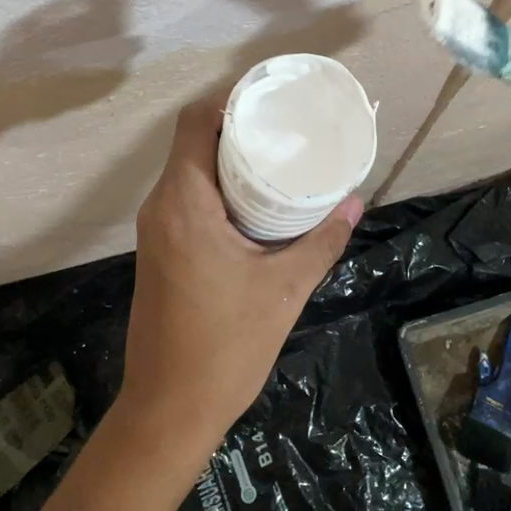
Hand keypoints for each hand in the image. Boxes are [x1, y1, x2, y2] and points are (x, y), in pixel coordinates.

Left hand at [119, 94, 363, 436]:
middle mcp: (161, 207)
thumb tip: (356, 202)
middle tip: (285, 129)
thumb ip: (321, 241)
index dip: (228, 101)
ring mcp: (154, 230)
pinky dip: (215, 188)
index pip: (194, 123)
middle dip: (236, 128)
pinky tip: (252, 203)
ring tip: (275, 159)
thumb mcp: (285, 290)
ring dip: (225, 160)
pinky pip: (184, 198)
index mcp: (184, 204)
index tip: (269, 101)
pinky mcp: (158, 250)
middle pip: (191, 142)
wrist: (168, 410)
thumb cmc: (226, 346)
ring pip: (187, 171)